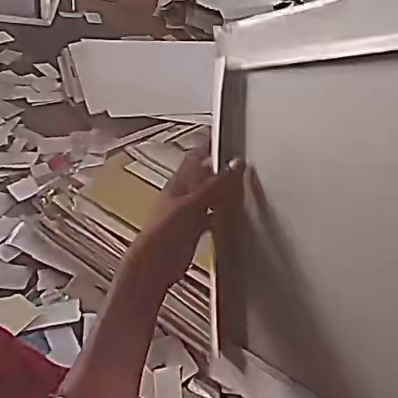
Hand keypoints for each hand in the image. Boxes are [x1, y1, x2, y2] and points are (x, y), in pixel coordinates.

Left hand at [114, 144, 243, 298]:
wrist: (154, 264)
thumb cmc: (165, 231)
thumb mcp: (193, 202)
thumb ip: (216, 184)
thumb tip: (235, 164)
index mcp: (180, 181)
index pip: (197, 154)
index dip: (210, 142)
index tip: (226, 132)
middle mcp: (185, 193)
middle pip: (206, 173)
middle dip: (222, 165)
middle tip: (242, 159)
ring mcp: (189, 211)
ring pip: (211, 193)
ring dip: (225, 189)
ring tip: (243, 183)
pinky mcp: (195, 228)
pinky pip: (214, 213)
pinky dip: (224, 210)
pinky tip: (233, 213)